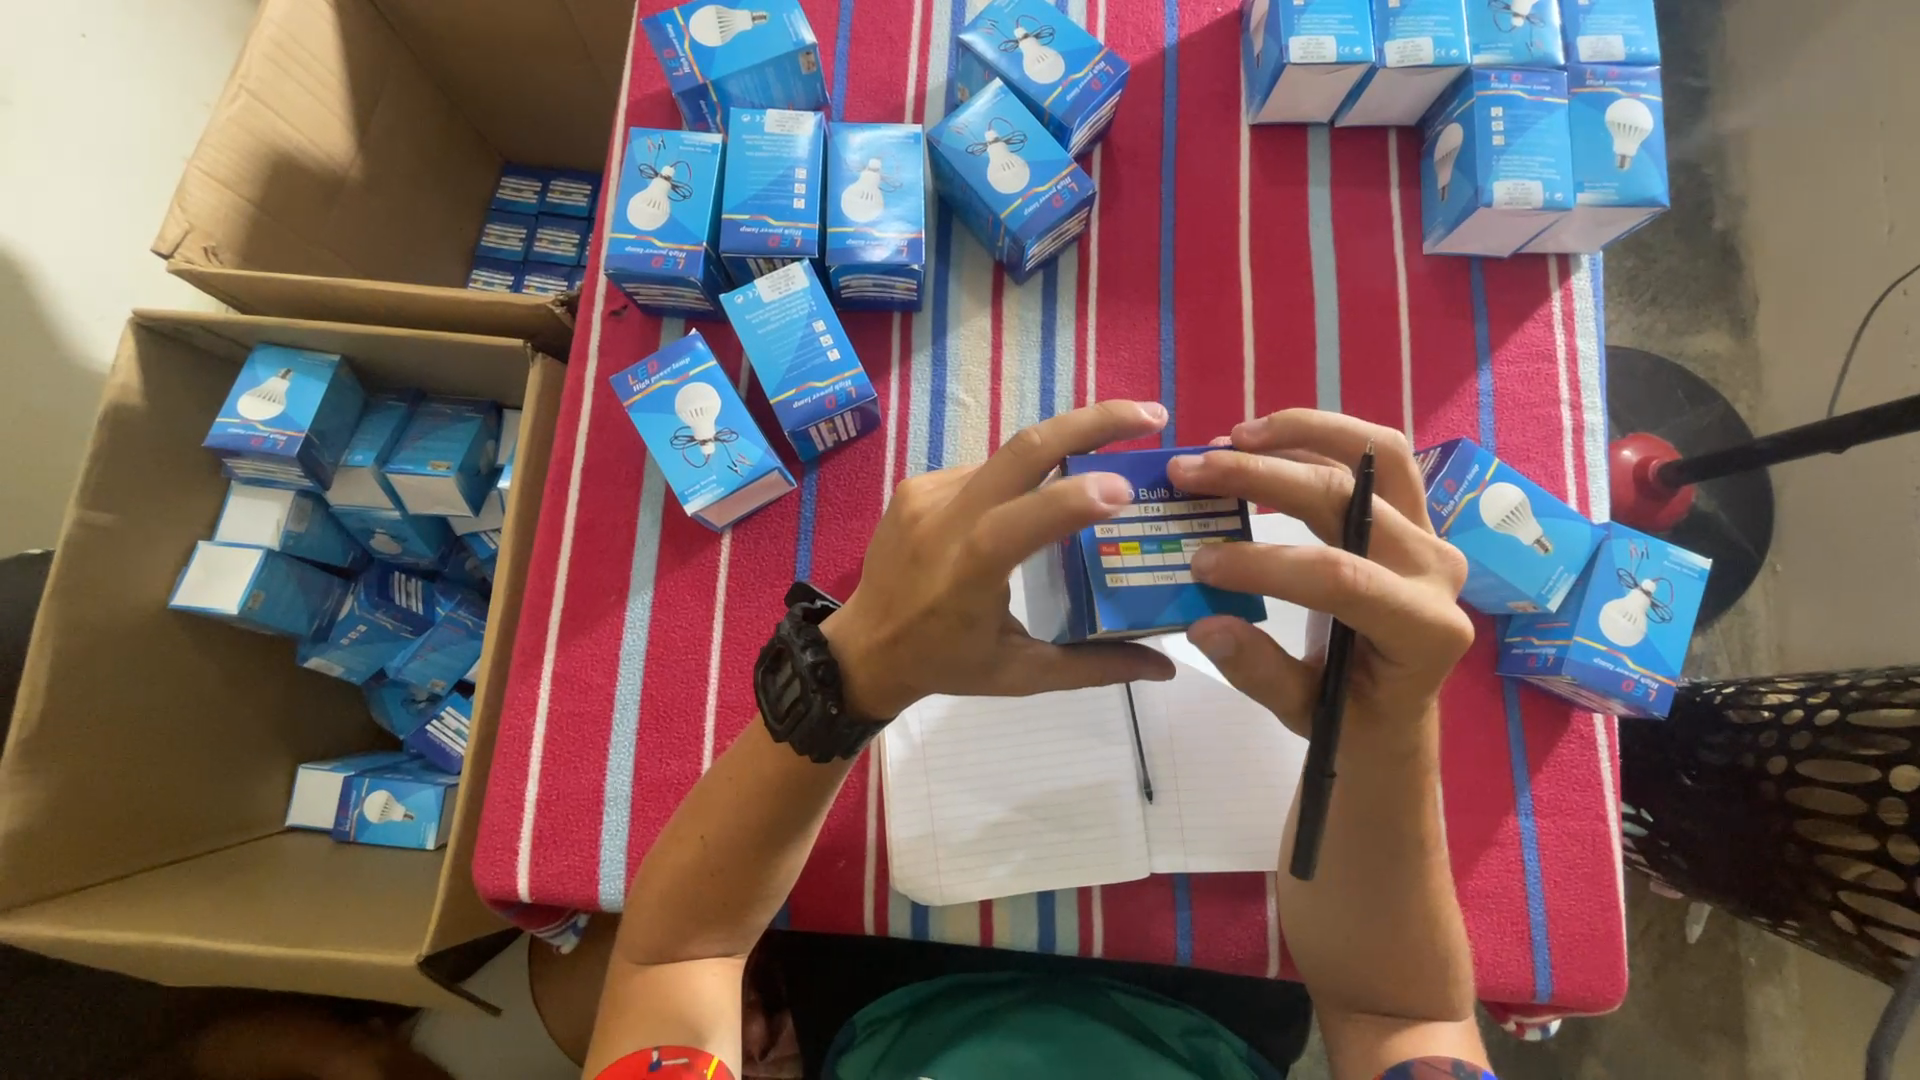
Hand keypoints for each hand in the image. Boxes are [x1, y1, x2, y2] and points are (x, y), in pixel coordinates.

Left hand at [821, 401, 1178, 720]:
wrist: (863, 646)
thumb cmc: (945, 664)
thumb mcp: (1021, 673)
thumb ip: (1095, 667)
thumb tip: (1168, 665)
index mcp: (967, 573)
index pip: (1023, 519)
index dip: (1076, 498)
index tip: (1131, 488)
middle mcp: (943, 520)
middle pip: (1024, 449)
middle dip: (1093, 423)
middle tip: (1151, 416)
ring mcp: (926, 494)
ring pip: (1009, 457)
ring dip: (1064, 450)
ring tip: (1107, 457)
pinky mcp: (916, 485)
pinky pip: (984, 470)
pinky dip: (1021, 476)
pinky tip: (1037, 496)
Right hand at [1166, 411, 1474, 738]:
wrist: (1396, 707)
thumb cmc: (1353, 719)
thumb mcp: (1302, 710)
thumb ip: (1257, 670)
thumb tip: (1204, 626)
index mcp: (1422, 629)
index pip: (1341, 578)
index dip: (1263, 563)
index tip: (1198, 563)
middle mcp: (1435, 569)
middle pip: (1349, 497)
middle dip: (1262, 478)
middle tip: (1191, 471)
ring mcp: (1429, 535)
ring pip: (1378, 454)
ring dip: (1302, 433)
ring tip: (1233, 437)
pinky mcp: (1411, 517)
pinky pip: (1372, 457)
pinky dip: (1311, 440)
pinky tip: (1255, 443)